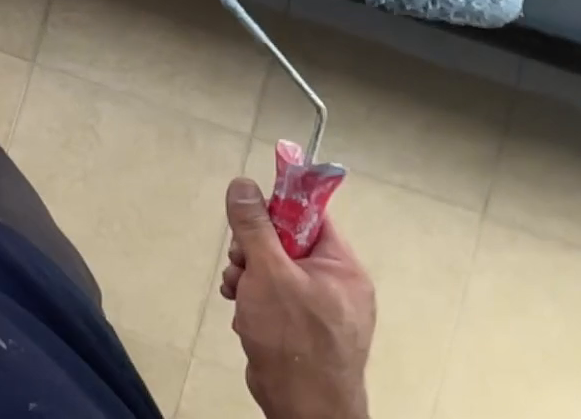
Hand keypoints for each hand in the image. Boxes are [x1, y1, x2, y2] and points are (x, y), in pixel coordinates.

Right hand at [221, 178, 375, 418]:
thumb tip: (243, 183)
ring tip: (239, 292)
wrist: (303, 405)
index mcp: (341, 267)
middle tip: (241, 263)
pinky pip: (271, 292)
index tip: (247, 213)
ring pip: (271, 267)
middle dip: (252, 249)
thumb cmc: (293, 334)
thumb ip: (253, 225)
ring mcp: (319, 305)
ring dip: (246, 274)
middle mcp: (334, 283)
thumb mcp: (268, 271)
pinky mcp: (301, 324)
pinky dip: (251, 295)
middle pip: (284, 240)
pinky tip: (241, 307)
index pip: (310, 216)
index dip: (277, 208)